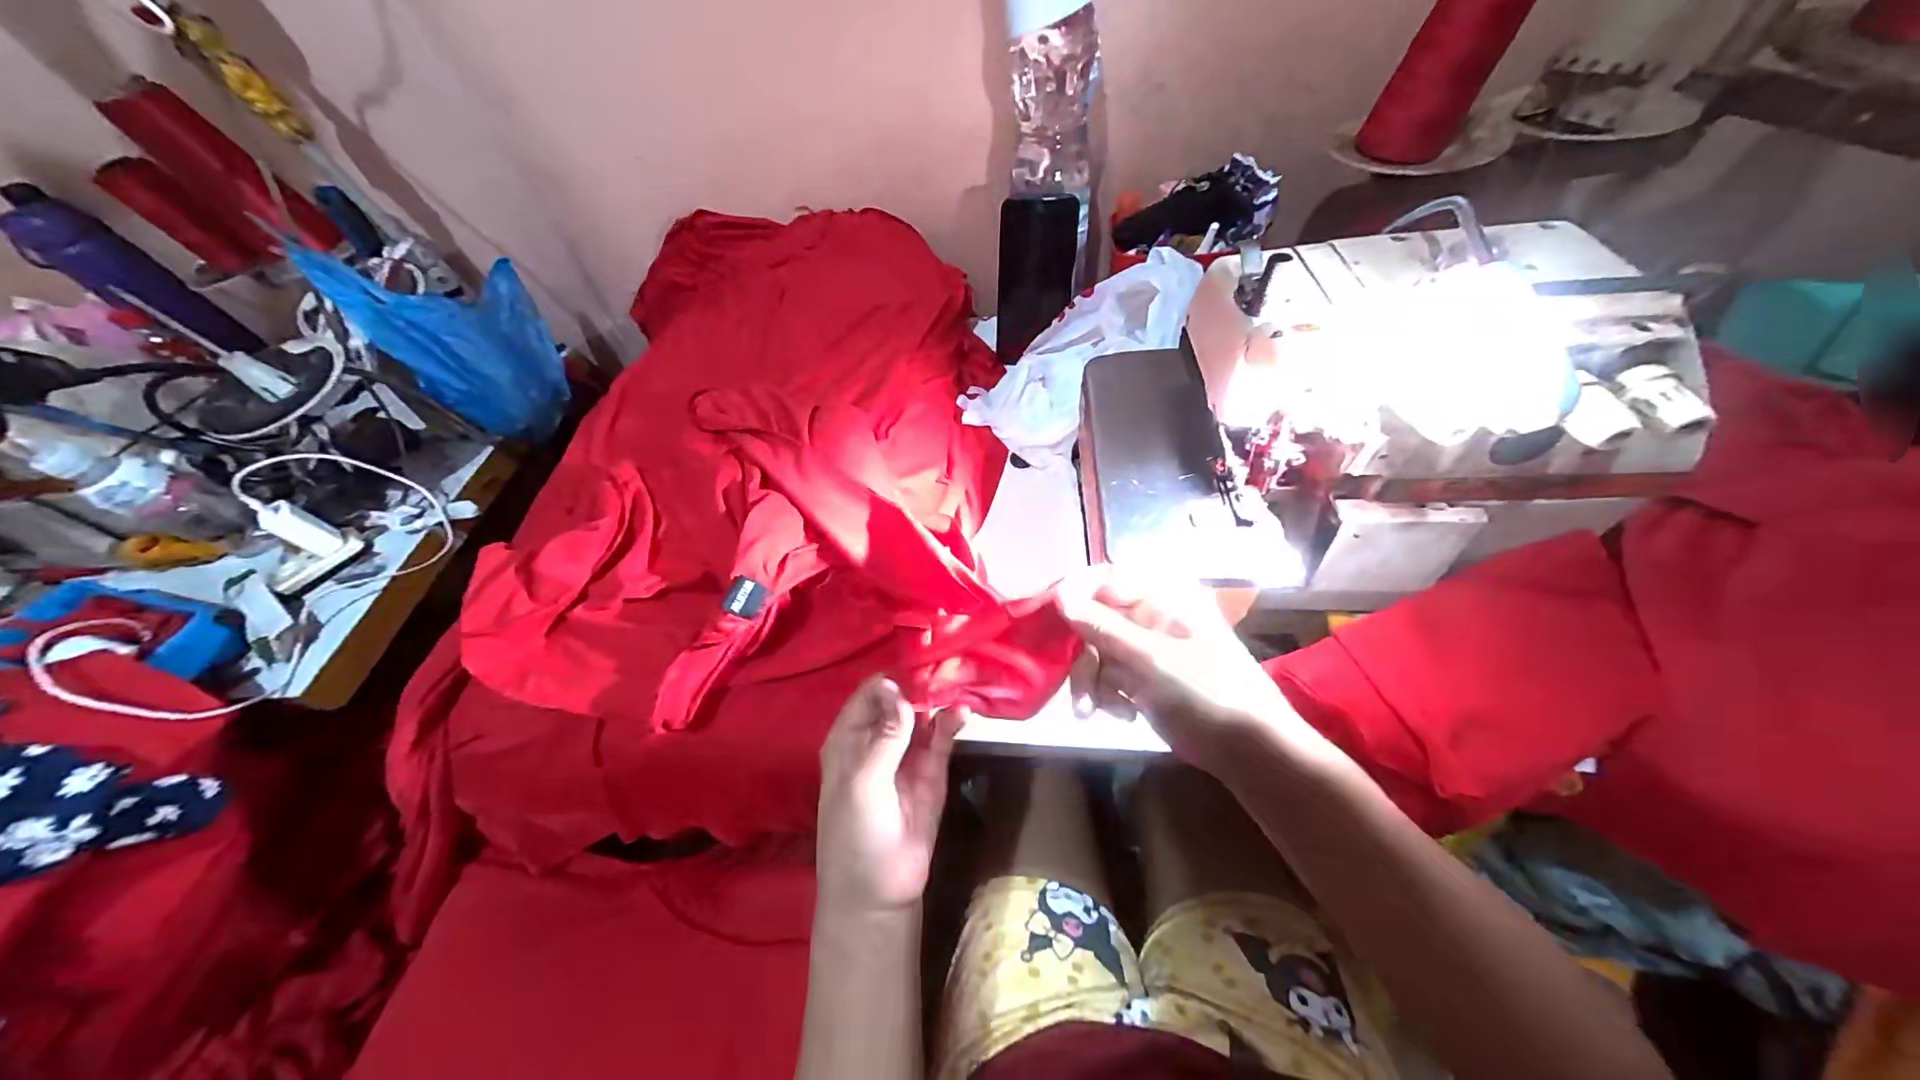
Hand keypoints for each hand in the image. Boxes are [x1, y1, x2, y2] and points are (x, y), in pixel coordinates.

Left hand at [816, 677, 965, 915]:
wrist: (877, 892)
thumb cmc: (854, 834)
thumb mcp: (863, 782)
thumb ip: (885, 736)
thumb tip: (896, 688)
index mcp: (848, 739)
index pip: (869, 695)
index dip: (891, 679)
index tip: (918, 661)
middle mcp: (878, 740)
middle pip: (899, 700)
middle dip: (920, 682)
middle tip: (948, 663)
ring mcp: (906, 755)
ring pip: (924, 716)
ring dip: (939, 699)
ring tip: (962, 677)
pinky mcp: (931, 773)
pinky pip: (941, 740)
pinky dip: (952, 723)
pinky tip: (963, 712)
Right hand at [1055, 565, 1350, 782]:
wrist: (1249, 750)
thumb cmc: (1209, 693)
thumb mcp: (1152, 659)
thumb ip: (1103, 627)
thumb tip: (1059, 596)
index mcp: (1164, 596)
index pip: (1106, 578)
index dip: (1075, 594)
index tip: (1051, 618)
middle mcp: (1152, 615)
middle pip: (1094, 619)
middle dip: (1083, 656)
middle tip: (1077, 686)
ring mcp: (1147, 647)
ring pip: (1096, 652)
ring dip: (1091, 681)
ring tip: (1092, 711)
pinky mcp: (1142, 677)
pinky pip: (1107, 676)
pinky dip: (1106, 695)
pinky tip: (1122, 715)